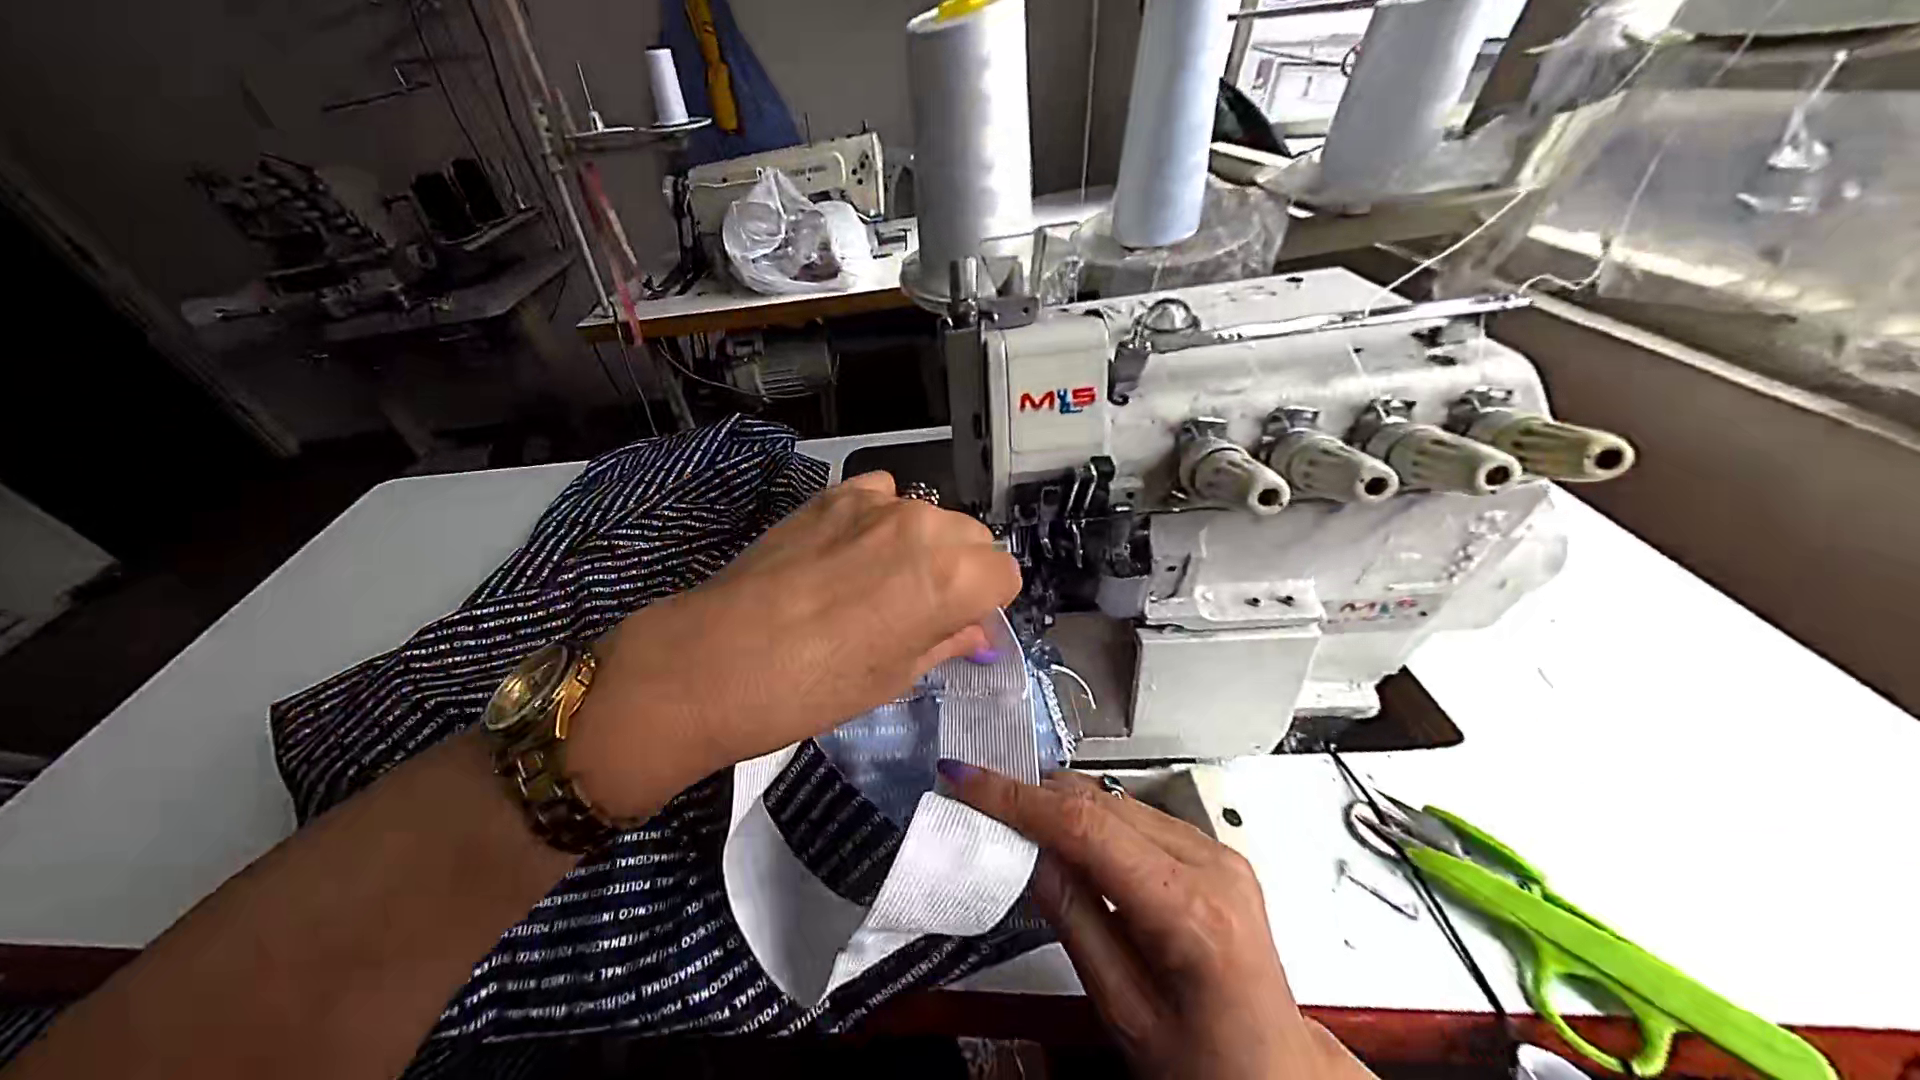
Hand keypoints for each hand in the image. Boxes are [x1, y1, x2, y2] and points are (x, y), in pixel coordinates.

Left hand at [568, 471, 1020, 816]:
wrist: (714, 660)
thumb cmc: (814, 688)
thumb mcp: (893, 677)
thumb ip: (945, 641)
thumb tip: (975, 631)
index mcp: (952, 577)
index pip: (1004, 576)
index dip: (986, 604)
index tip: (956, 625)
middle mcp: (924, 526)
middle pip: (973, 537)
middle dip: (961, 570)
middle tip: (918, 608)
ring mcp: (876, 503)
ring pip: (929, 515)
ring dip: (921, 543)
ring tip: (876, 580)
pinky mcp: (832, 494)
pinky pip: (881, 495)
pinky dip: (880, 518)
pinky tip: (849, 549)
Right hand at [944, 766, 1376, 1079]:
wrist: (1275, 1072)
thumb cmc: (1206, 1064)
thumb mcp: (1123, 1007)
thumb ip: (1073, 918)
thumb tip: (1026, 851)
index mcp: (1191, 911)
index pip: (1085, 827)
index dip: (1017, 798)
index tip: (968, 779)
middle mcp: (1212, 864)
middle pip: (1101, 801)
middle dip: (1032, 794)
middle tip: (977, 796)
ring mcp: (1216, 851)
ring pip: (1116, 799)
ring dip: (1058, 802)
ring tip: (1012, 816)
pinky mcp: (1212, 849)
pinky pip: (1137, 814)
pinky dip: (1091, 815)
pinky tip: (1062, 833)